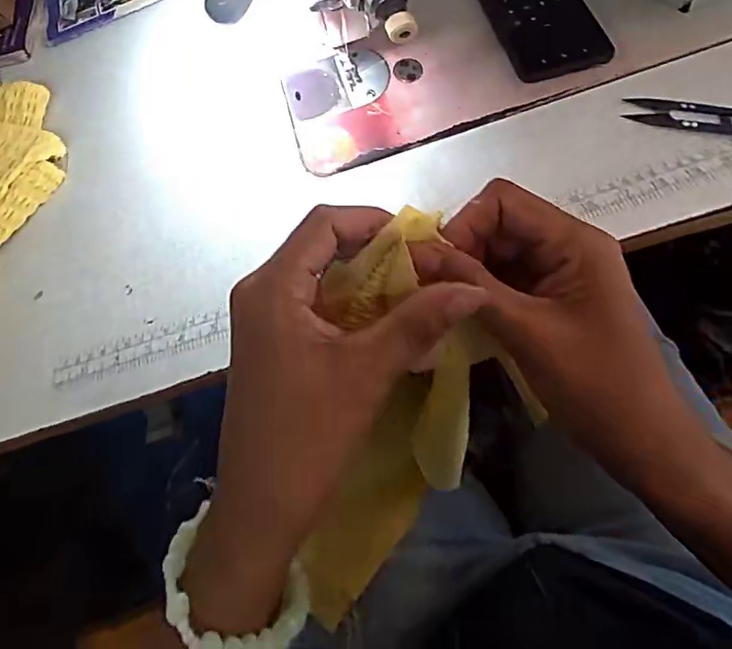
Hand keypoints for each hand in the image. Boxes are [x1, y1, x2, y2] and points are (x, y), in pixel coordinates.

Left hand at [182, 205, 485, 634]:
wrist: (259, 511)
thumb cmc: (308, 437)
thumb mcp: (367, 372)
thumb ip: (419, 321)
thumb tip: (472, 287)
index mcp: (272, 286)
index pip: (323, 223)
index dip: (372, 220)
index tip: (417, 238)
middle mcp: (261, 289)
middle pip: (320, 242)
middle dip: (373, 245)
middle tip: (422, 261)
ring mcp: (262, 315)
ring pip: (319, 270)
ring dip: (364, 272)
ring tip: (411, 285)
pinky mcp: (271, 338)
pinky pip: (312, 298)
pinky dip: (349, 297)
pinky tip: (383, 315)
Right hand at [410, 180, 721, 492]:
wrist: (648, 444)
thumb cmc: (597, 386)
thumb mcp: (527, 333)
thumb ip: (471, 287)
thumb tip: (417, 252)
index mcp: (574, 240)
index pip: (503, 200)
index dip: (465, 224)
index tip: (436, 265)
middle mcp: (569, 244)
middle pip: (500, 223)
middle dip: (463, 249)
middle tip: (431, 289)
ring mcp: (563, 270)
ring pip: (500, 251)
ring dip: (469, 272)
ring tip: (441, 303)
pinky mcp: (555, 296)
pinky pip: (509, 278)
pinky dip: (483, 291)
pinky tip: (462, 315)